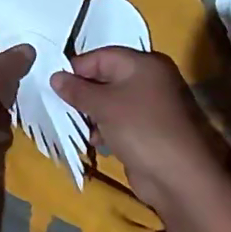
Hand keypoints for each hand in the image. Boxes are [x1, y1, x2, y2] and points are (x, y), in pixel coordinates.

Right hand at [51, 48, 217, 207]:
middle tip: (58, 106)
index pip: (102, 56)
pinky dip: (105, 128)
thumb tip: (55, 77)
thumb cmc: (140, 128)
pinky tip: (94, 141)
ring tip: (77, 126)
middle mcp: (149, 79)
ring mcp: (149, 105)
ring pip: (111, 101)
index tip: (52, 84)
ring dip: (92, 113)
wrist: (178, 175)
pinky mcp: (147, 129)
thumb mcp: (104, 106)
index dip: (76, 68)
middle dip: (82, 92)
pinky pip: (119, 121)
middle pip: (106, 78)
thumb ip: (78, 90)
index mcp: (143, 63)